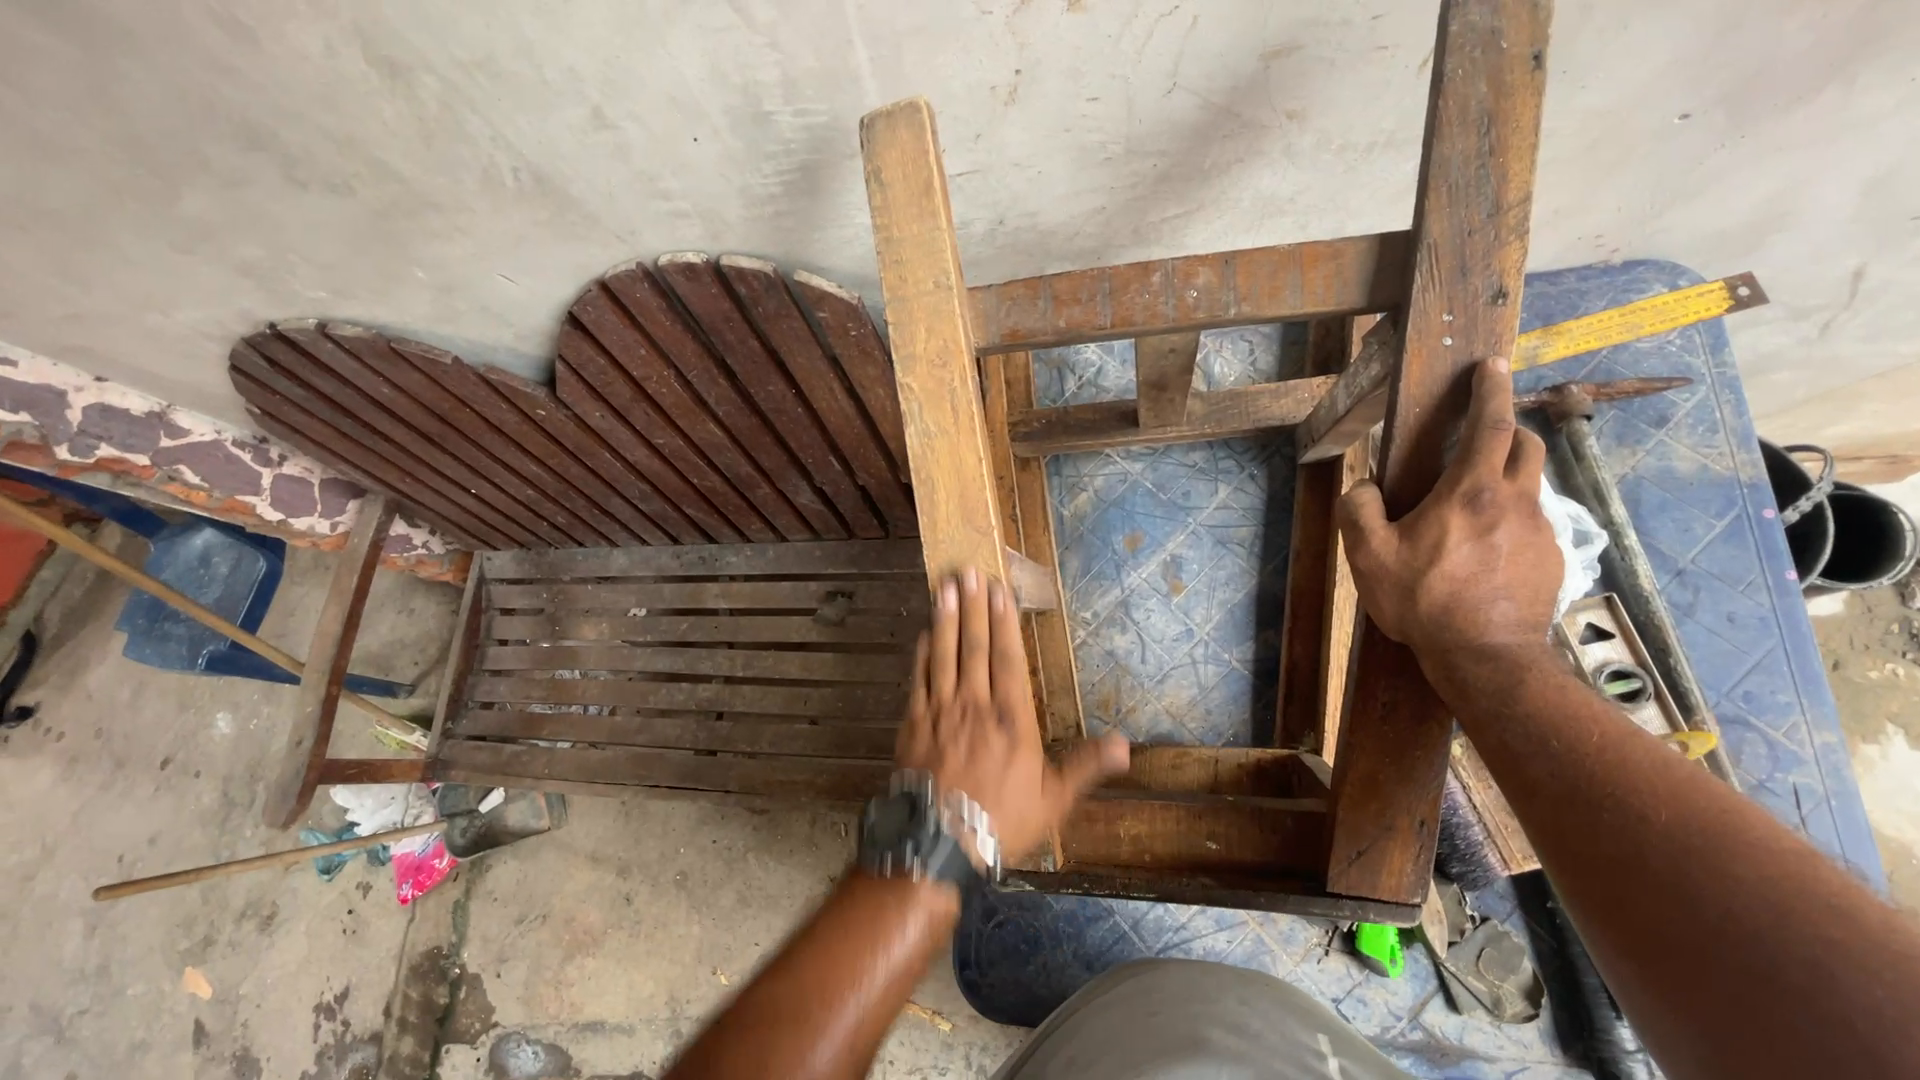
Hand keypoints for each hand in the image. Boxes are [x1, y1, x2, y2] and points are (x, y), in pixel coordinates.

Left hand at [895, 568, 1129, 864]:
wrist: (939, 843)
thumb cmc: (1002, 821)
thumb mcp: (1054, 799)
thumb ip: (1086, 766)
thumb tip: (1127, 746)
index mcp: (1011, 719)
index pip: (1007, 658)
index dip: (1004, 621)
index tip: (1000, 590)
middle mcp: (974, 705)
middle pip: (974, 647)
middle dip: (974, 607)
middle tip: (969, 572)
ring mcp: (940, 712)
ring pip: (943, 655)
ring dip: (946, 619)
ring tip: (946, 587)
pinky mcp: (913, 724)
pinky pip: (918, 679)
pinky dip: (922, 654)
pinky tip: (924, 633)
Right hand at [1337, 356, 1560, 672]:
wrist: (1486, 658)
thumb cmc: (1424, 601)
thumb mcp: (1369, 557)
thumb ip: (1359, 511)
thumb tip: (1364, 487)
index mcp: (1471, 492)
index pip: (1491, 424)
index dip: (1491, 390)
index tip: (1490, 365)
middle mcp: (1516, 501)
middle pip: (1528, 444)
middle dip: (1510, 427)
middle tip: (1484, 433)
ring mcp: (1542, 531)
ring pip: (1533, 484)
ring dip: (1510, 476)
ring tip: (1477, 503)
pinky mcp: (1552, 559)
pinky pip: (1534, 523)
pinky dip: (1512, 519)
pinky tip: (1487, 550)